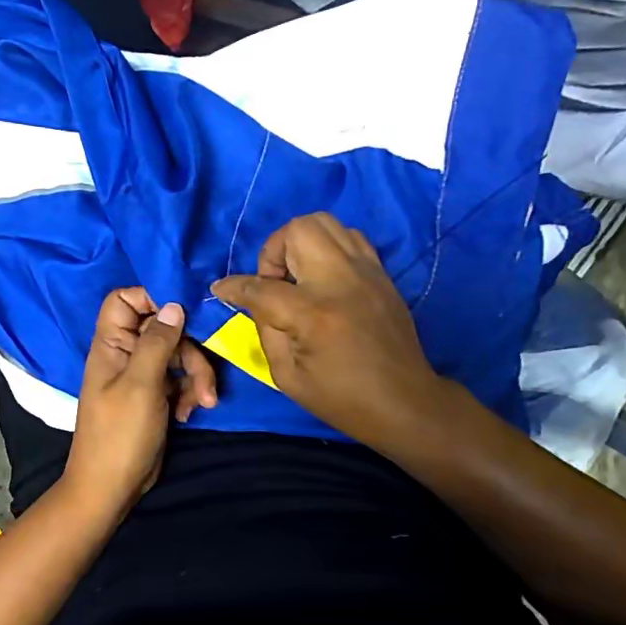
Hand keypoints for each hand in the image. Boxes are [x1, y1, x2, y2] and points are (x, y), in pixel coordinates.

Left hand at [61, 287, 217, 509]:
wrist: (111, 487)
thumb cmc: (120, 434)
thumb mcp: (141, 384)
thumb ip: (157, 342)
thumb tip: (174, 304)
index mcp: (111, 344)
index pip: (125, 300)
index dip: (153, 298)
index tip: (185, 312)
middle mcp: (125, 354)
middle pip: (164, 329)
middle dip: (189, 352)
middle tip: (203, 381)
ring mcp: (141, 376)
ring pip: (178, 355)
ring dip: (196, 376)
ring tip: (204, 404)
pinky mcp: (156, 396)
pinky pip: (179, 380)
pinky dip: (190, 393)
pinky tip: (191, 413)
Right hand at [211, 213, 446, 447]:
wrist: (404, 401)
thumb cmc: (340, 398)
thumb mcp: (286, 375)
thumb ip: (265, 328)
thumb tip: (253, 299)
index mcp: (313, 313)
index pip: (261, 285)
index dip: (233, 286)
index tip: (222, 289)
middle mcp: (340, 281)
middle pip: (298, 230)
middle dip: (274, 251)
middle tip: (275, 283)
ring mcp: (366, 271)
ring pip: (325, 222)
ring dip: (301, 244)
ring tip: (299, 277)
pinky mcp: (381, 273)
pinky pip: (349, 237)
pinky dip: (327, 248)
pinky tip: (323, 279)